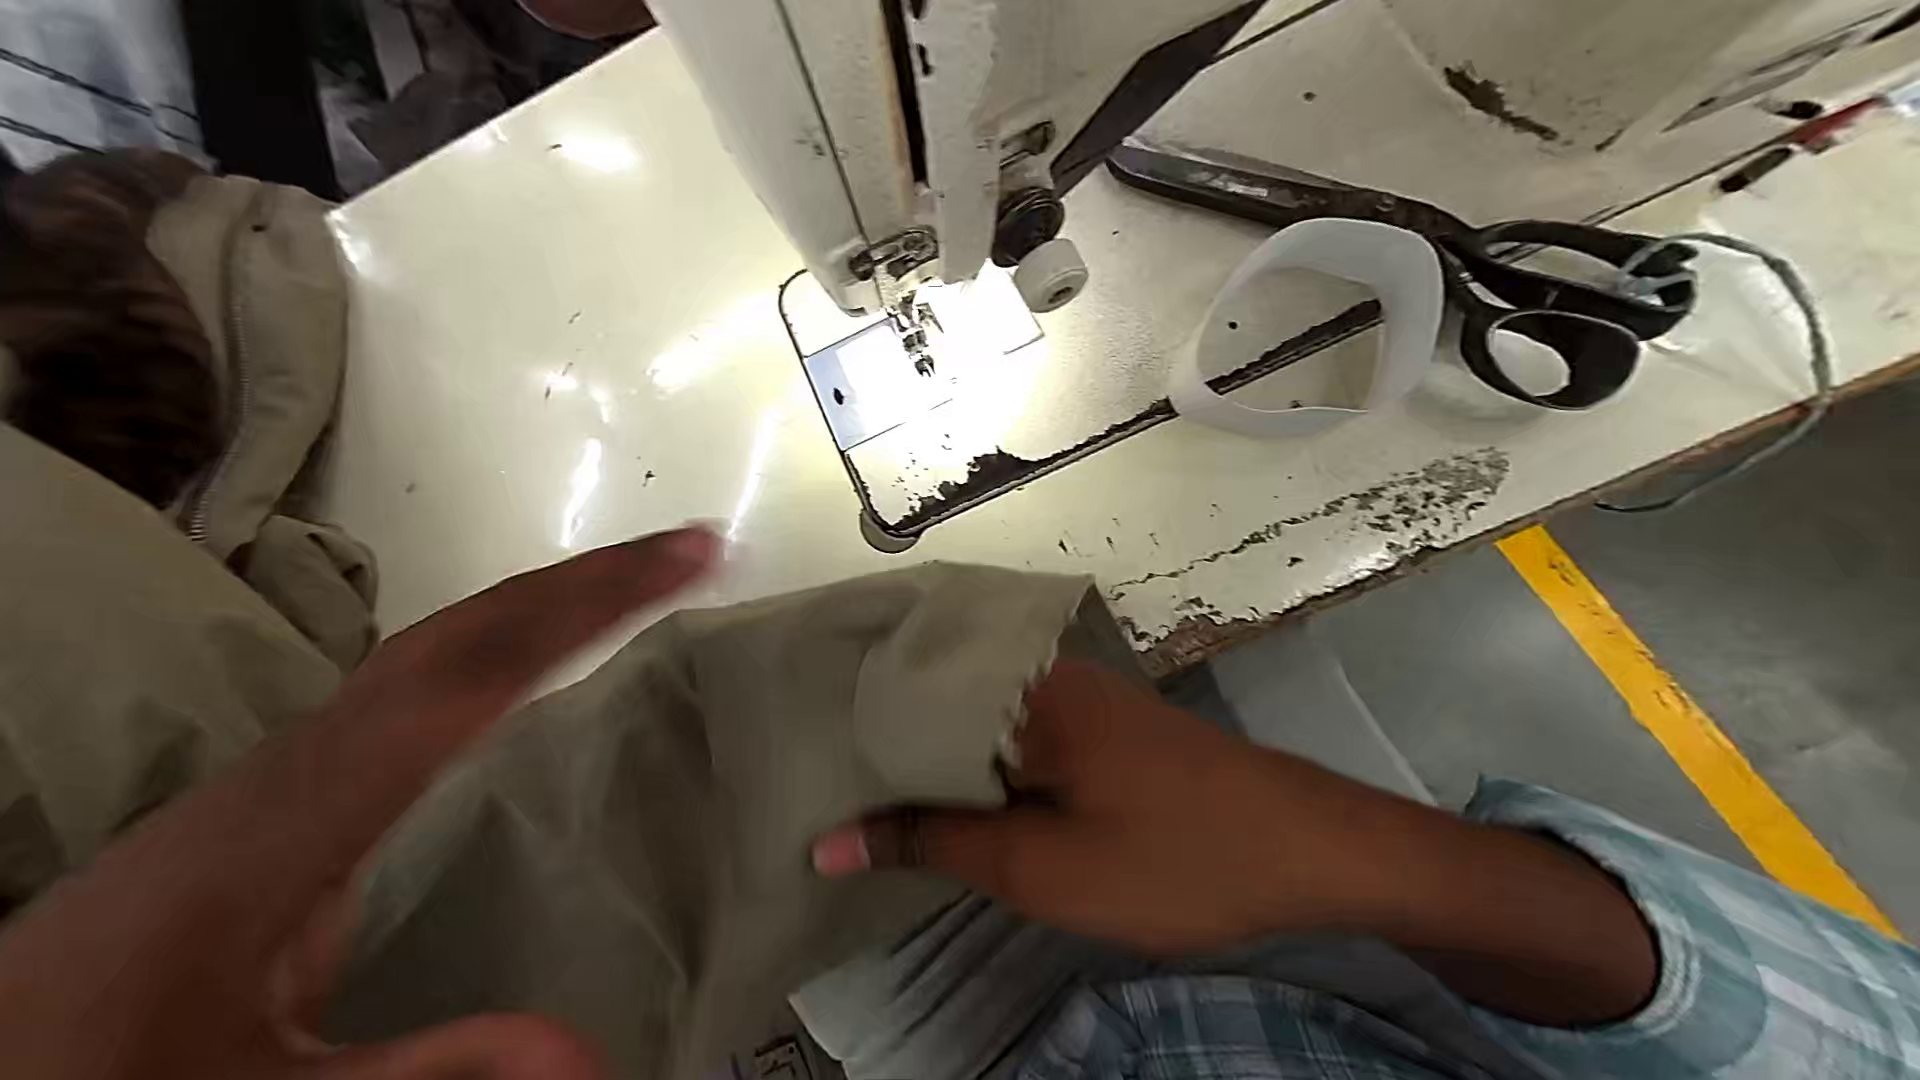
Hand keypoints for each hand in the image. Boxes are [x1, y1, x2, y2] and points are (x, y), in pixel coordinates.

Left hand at [0, 527, 717, 1079]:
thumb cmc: (100, 1069)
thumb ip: (413, 1078)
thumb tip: (589, 1057)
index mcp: (307, 806)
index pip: (475, 672)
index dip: (588, 608)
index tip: (685, 564)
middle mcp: (321, 750)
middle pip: (474, 628)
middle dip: (594, 575)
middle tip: (695, 547)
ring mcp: (320, 750)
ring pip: (456, 638)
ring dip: (560, 593)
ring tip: (651, 572)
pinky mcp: (324, 767)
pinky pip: (441, 672)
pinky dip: (519, 633)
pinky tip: (559, 639)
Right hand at [814, 660, 1657, 1024]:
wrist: (1306, 847)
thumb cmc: (1173, 857)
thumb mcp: (1042, 868)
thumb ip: (935, 843)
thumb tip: (832, 843)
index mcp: (1021, 690)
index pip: (904, 689)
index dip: (851, 725)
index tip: (798, 751)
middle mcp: (1041, 673)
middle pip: (937, 695)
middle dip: (883, 737)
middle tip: (815, 773)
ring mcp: (1074, 692)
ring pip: (975, 712)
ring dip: (930, 750)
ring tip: (863, 785)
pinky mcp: (1098, 720)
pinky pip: (1013, 726)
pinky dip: (976, 756)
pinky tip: (951, 788)